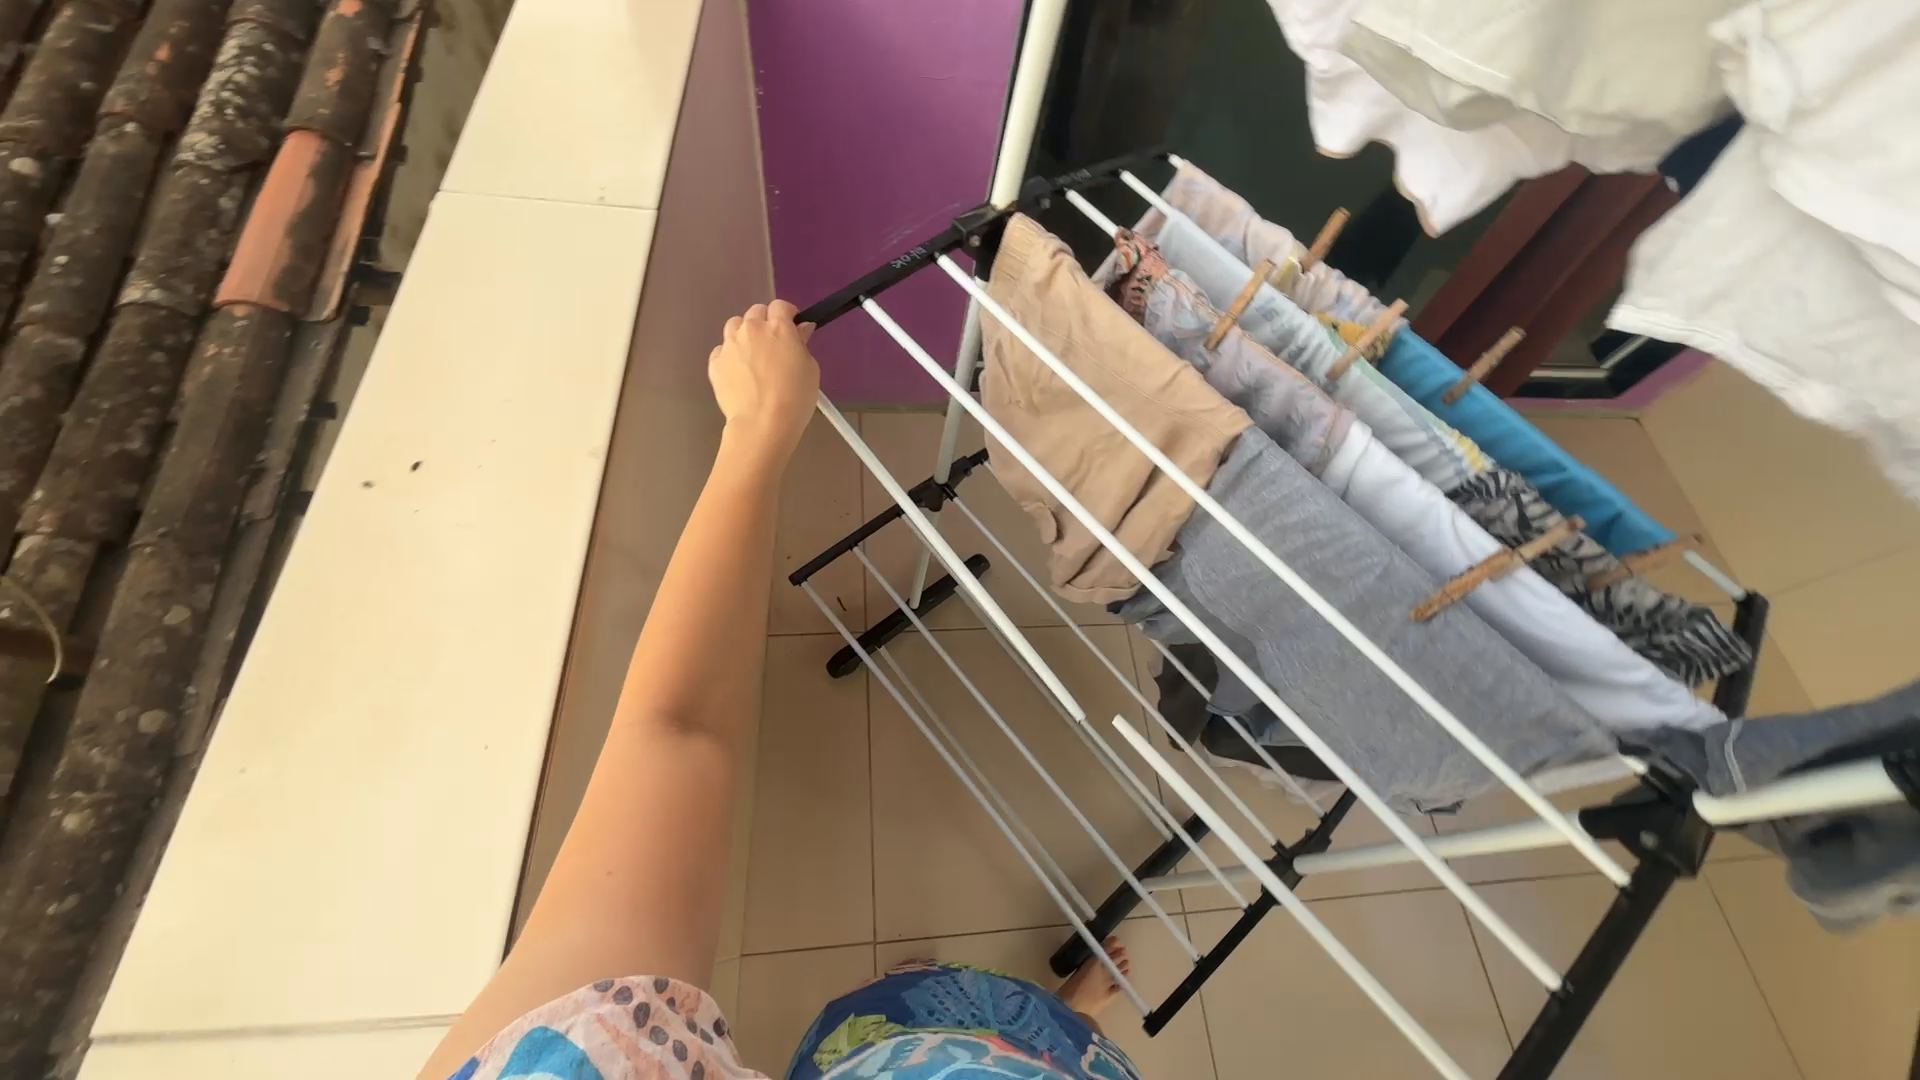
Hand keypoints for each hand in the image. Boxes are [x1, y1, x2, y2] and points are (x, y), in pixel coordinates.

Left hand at [708, 300, 820, 464]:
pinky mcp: (715, 363)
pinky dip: (730, 356)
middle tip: (773, 343)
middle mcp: (751, 329)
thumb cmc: (795, 398)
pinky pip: (722, 350)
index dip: (788, 314)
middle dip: (765, 322)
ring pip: (735, 326)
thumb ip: (802, 344)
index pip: (781, 306)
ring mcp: (729, 345)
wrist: (762, 424)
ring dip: (745, 334)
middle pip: (755, 312)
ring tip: (753, 356)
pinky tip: (739, 373)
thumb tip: (800, 330)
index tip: (792, 326)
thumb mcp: (810, 369)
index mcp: (778, 327)